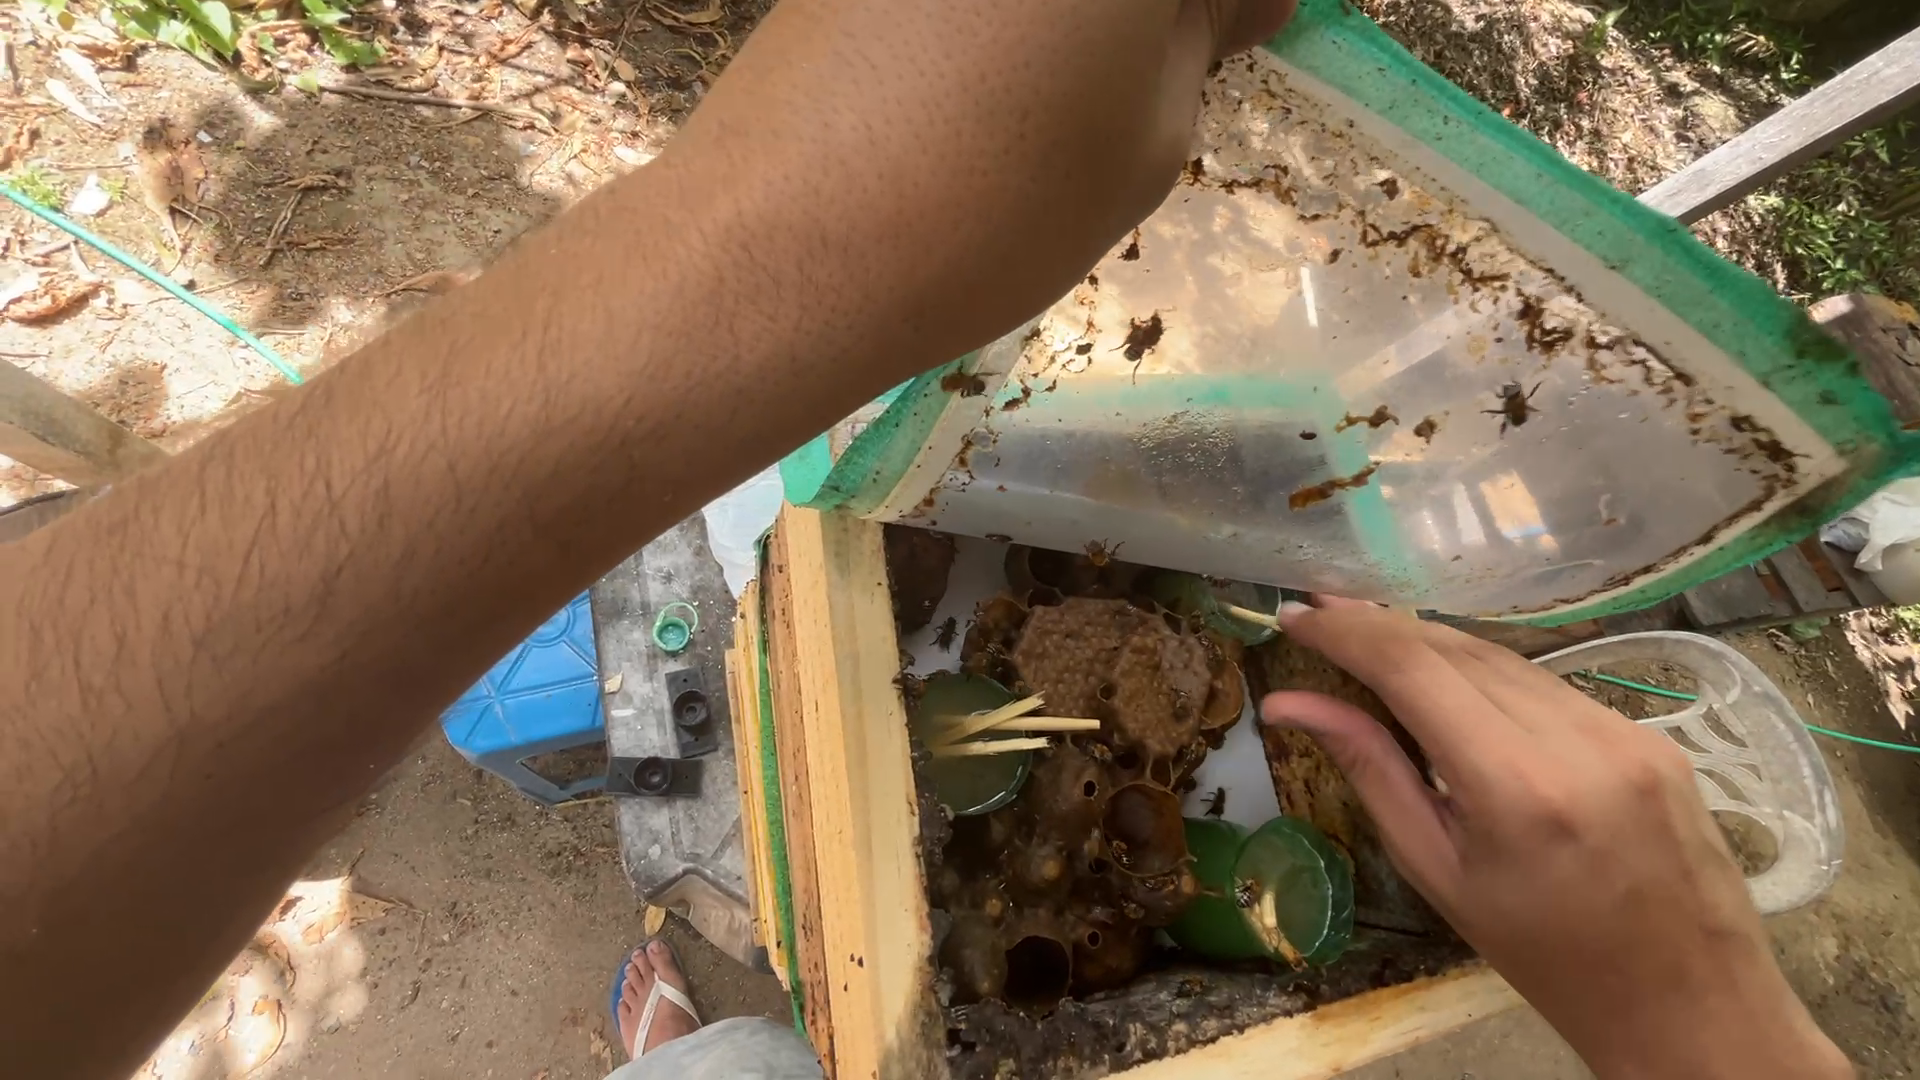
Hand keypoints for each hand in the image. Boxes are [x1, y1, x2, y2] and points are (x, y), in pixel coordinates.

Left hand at [654, 0, 1296, 366]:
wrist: (798, 249)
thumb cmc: (1001, 206)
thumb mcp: (1145, 146)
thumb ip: (1198, 48)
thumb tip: (1224, 5)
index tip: (1248, 31)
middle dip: (1156, 9)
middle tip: (1167, 65)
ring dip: (1075, 19)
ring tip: (1066, 96)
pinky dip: (1003, 18)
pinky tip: (989, 84)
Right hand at [1260, 598, 1848, 1079]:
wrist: (1695, 1011)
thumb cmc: (1539, 952)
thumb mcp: (1430, 864)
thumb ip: (1365, 765)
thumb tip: (1285, 702)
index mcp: (1517, 787)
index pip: (1412, 669)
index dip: (1344, 632)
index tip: (1293, 617)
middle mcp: (1578, 741)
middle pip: (1452, 647)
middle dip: (1374, 623)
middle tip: (1315, 611)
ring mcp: (1625, 730)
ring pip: (1495, 654)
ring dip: (1420, 637)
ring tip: (1362, 630)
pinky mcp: (1646, 733)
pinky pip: (1537, 679)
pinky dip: (1472, 666)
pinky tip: (1437, 672)